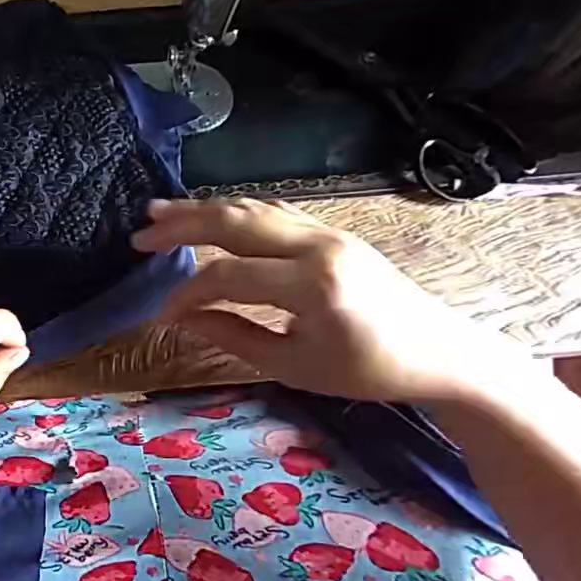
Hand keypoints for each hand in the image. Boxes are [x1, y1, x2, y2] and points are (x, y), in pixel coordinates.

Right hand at [133, 198, 544, 405]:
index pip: (227, 276)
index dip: (186, 294)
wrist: (440, 352)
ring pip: (251, 210)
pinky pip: (272, 213)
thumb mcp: (293, 366)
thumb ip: (233, 336)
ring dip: (202, 210)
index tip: (162, 316)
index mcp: (312, 286)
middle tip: (140, 234)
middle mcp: (318, 247)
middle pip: (234, 223)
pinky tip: (209, 216)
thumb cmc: (367, 370)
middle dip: (181, 226)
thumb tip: (183, 318)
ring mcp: (327, 233)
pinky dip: (233, 213)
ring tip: (159, 212)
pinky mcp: (331, 233)